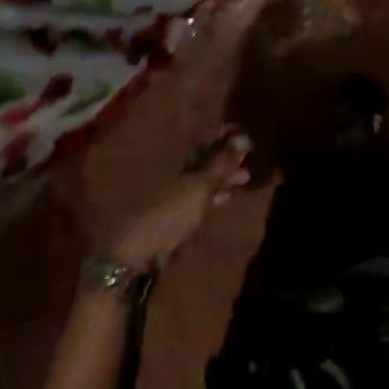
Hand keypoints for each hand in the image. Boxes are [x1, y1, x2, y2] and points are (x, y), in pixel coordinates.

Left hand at [102, 128, 251, 270]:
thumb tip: (240, 138)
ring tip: (245, 179)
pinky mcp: (177, 216)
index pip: (206, 140)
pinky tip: (225, 199)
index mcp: (181, 161)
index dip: (224, 136)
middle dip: (228, 157)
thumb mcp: (199, 189)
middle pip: (206, 159)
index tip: (245, 135)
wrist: (139, 254)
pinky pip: (200, 200)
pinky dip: (214, 197)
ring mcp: (177, 194)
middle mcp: (179, 173)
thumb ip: (220, 166)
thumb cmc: (170, 215)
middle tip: (249, 158)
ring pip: (205, 180)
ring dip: (224, 178)